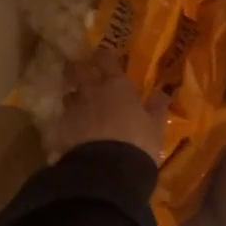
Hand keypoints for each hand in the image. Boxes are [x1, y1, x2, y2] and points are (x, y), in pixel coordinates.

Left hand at [52, 51, 168, 163]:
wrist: (108, 169)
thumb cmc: (138, 143)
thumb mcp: (155, 127)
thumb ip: (157, 108)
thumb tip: (163, 92)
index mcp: (117, 86)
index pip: (106, 59)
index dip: (104, 56)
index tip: (105, 56)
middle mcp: (92, 91)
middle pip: (77, 70)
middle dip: (78, 68)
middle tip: (81, 72)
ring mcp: (74, 109)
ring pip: (68, 94)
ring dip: (74, 97)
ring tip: (80, 106)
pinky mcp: (62, 129)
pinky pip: (64, 119)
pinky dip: (70, 122)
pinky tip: (75, 131)